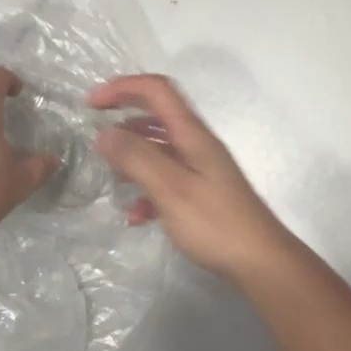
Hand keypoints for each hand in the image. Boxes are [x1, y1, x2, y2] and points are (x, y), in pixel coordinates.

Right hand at [90, 75, 295, 280]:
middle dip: (124, 122)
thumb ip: (137, 158)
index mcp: (193, 135)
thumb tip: (104, 133)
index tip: (92, 104)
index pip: (157, 91)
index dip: (123, 88)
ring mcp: (202, 172)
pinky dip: (148, 193)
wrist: (259, 262)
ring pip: (161, 152)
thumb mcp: (171, 189)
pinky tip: (136, 216)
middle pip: (158, 118)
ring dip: (133, 158)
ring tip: (111, 176)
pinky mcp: (202, 197)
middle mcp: (198, 147)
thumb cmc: (215, 224)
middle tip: (96, 138)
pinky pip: (168, 183)